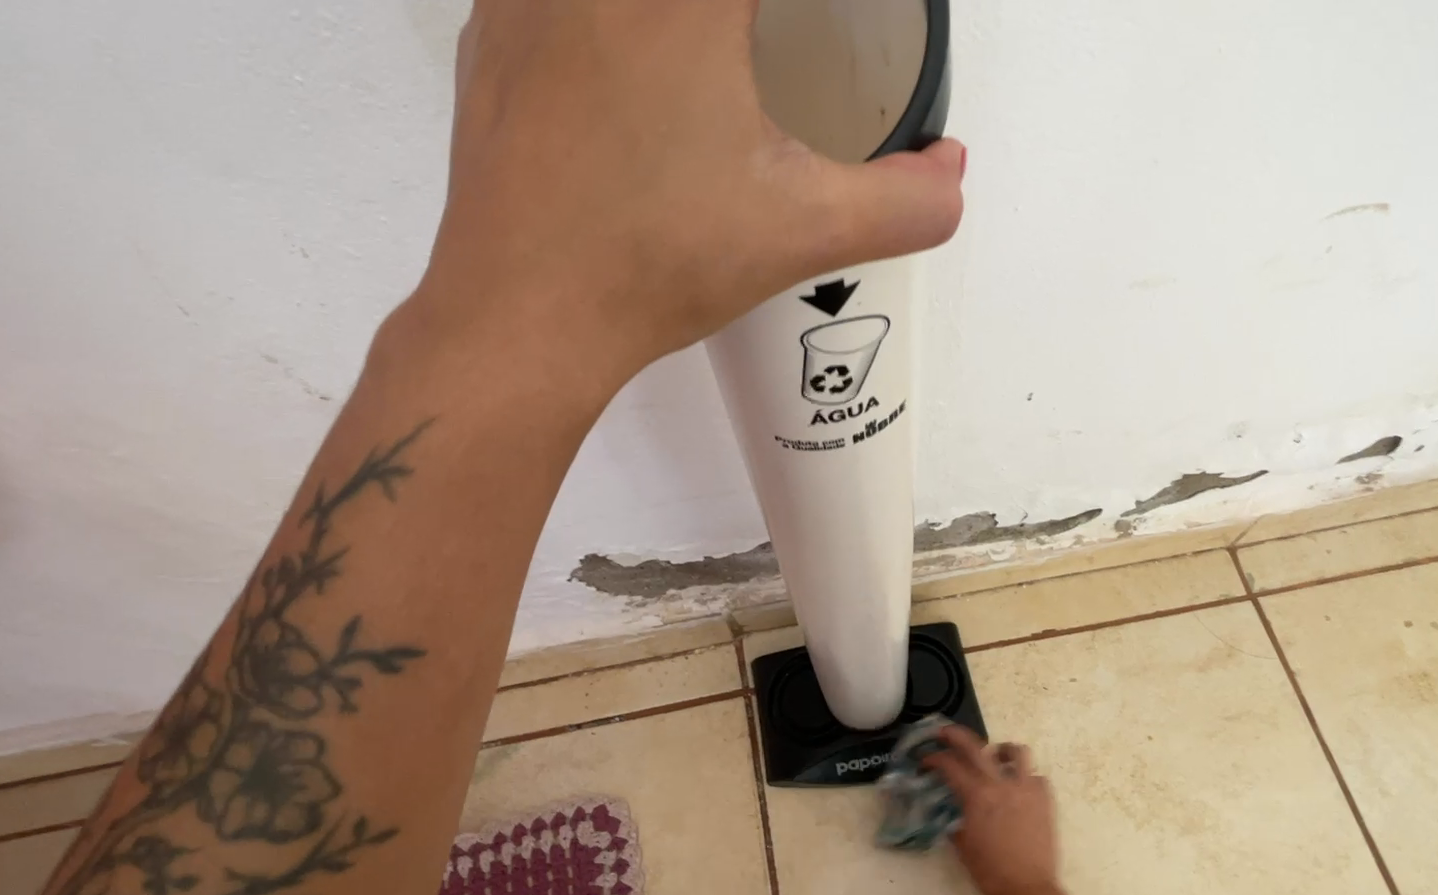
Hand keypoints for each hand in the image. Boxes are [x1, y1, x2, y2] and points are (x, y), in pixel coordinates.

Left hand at [404, 0, 966, 399]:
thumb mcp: (802, 234)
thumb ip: (899, 204)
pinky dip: (598, 20)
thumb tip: (951, 181)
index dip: (802, 11)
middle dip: (744, 26)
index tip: (815, 36)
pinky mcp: (486, 41)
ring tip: (697, 68)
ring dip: (672, 25)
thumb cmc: (658, 264)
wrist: (524, 320)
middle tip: (765, 51)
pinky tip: (618, 72)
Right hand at [926, 726, 1059, 894]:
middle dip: (955, 735)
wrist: (1027, 889)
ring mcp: (1026, 788)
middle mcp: (1000, 784)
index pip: (949, 764)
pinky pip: (1036, 776)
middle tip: (944, 734)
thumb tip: (950, 807)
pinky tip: (1018, 789)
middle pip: (975, 745)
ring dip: (1001, 750)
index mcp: (976, 795)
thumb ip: (954, 818)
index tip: (925, 760)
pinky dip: (1026, 778)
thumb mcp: (961, 842)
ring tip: (995, 758)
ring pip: (1016, 751)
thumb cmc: (988, 871)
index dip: (933, 758)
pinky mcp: (1045, 799)